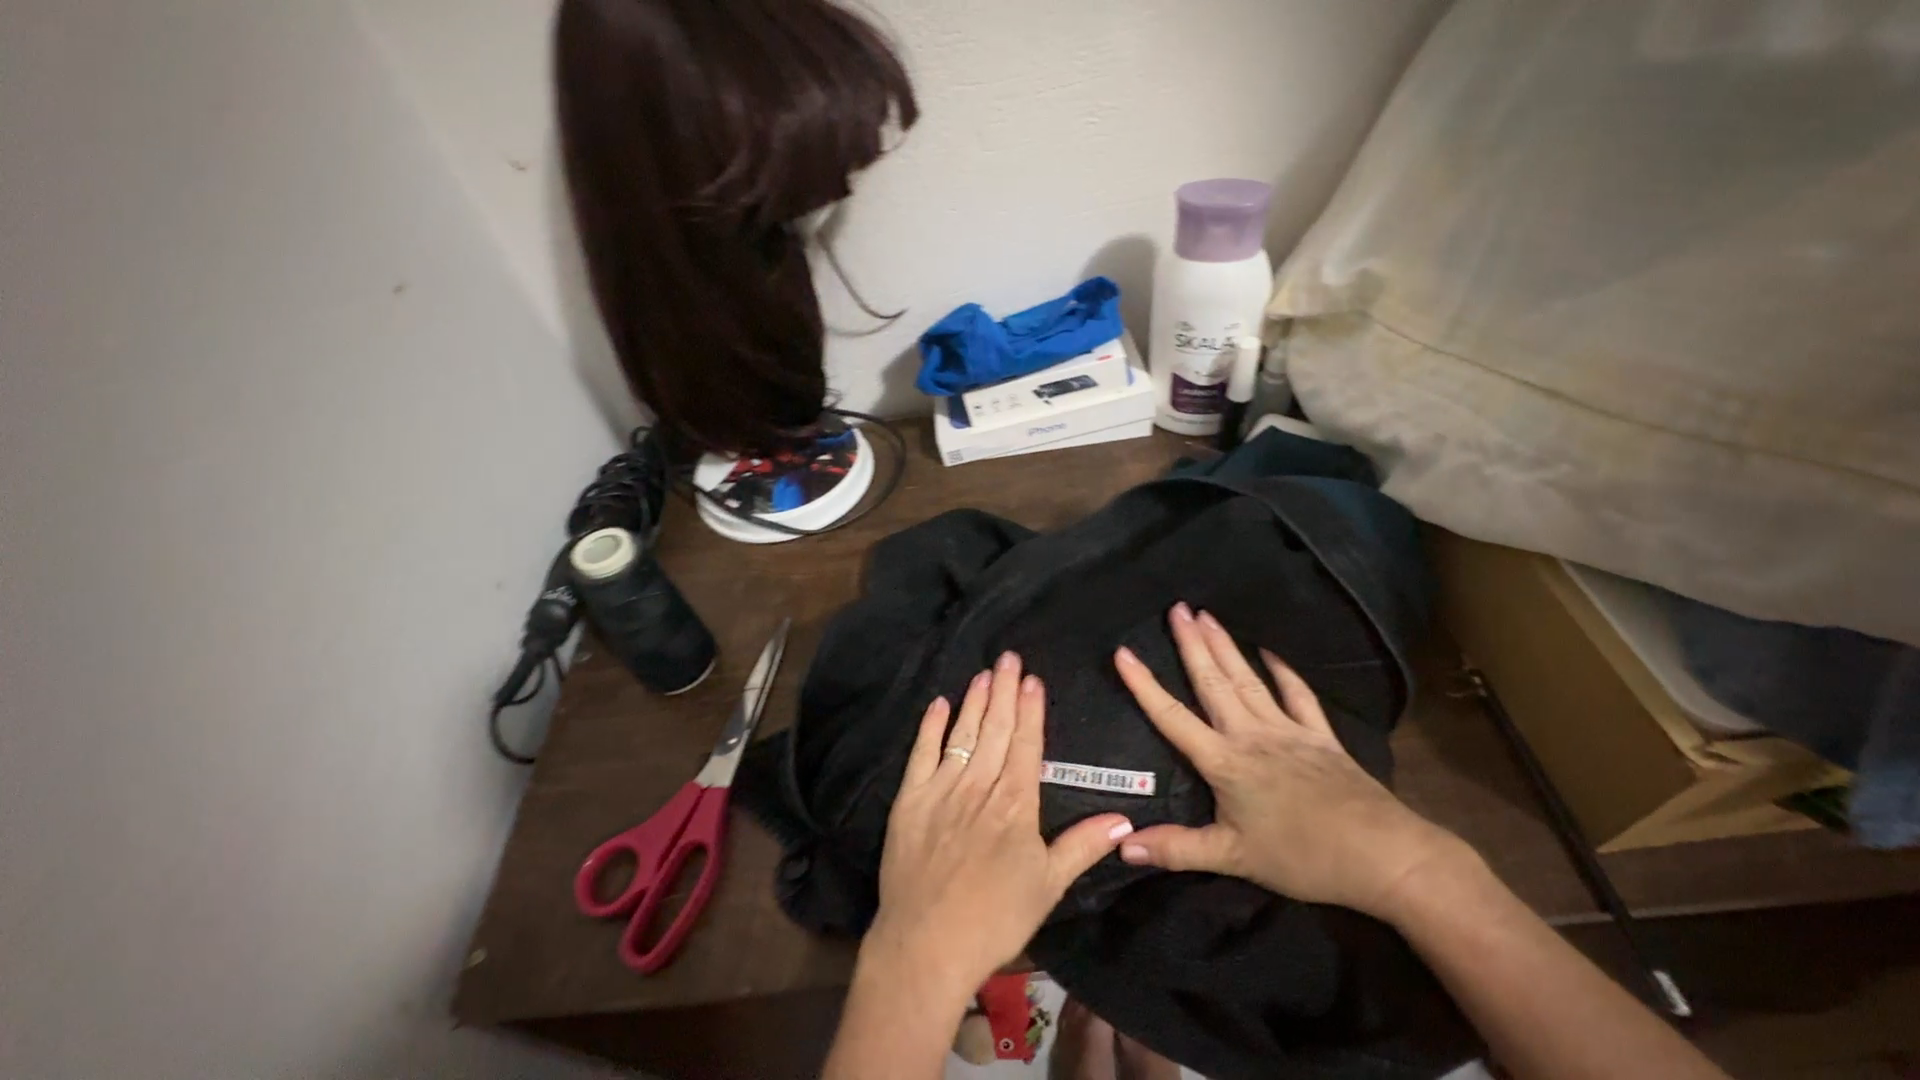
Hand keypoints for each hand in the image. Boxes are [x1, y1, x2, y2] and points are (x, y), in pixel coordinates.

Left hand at [864, 651, 1134, 999]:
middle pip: (995, 730)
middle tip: (1009, 657)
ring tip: (984, 672)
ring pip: (962, 735)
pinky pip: (921, 755)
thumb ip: (1083, 846)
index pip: (1026, 745)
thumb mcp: (1048, 886)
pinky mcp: (909, 801)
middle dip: (1004, 691)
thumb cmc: (995, 918)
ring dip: (974, 702)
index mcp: (1016, 804)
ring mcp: (941, 790)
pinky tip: (939, 705)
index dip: (1030, 710)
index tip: (1033, 679)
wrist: (926, 943)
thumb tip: (1125, 819)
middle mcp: (979, 787)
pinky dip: (930, 728)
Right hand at [1111, 603, 1475, 921]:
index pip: (1173, 718)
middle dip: (1191, 644)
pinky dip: (1284, 671)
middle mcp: (1252, 735)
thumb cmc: (1302, 857)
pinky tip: (1271, 651)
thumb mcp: (1232, 858)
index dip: (1144, 685)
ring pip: (1248, 680)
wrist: (1382, 854)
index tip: (1123, 653)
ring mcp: (1289, 731)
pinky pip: (1298, 695)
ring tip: (1207, 615)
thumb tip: (1121, 846)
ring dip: (1226, 646)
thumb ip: (1176, 849)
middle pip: (1213, 683)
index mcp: (1224, 762)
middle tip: (1177, 608)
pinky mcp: (1321, 737)